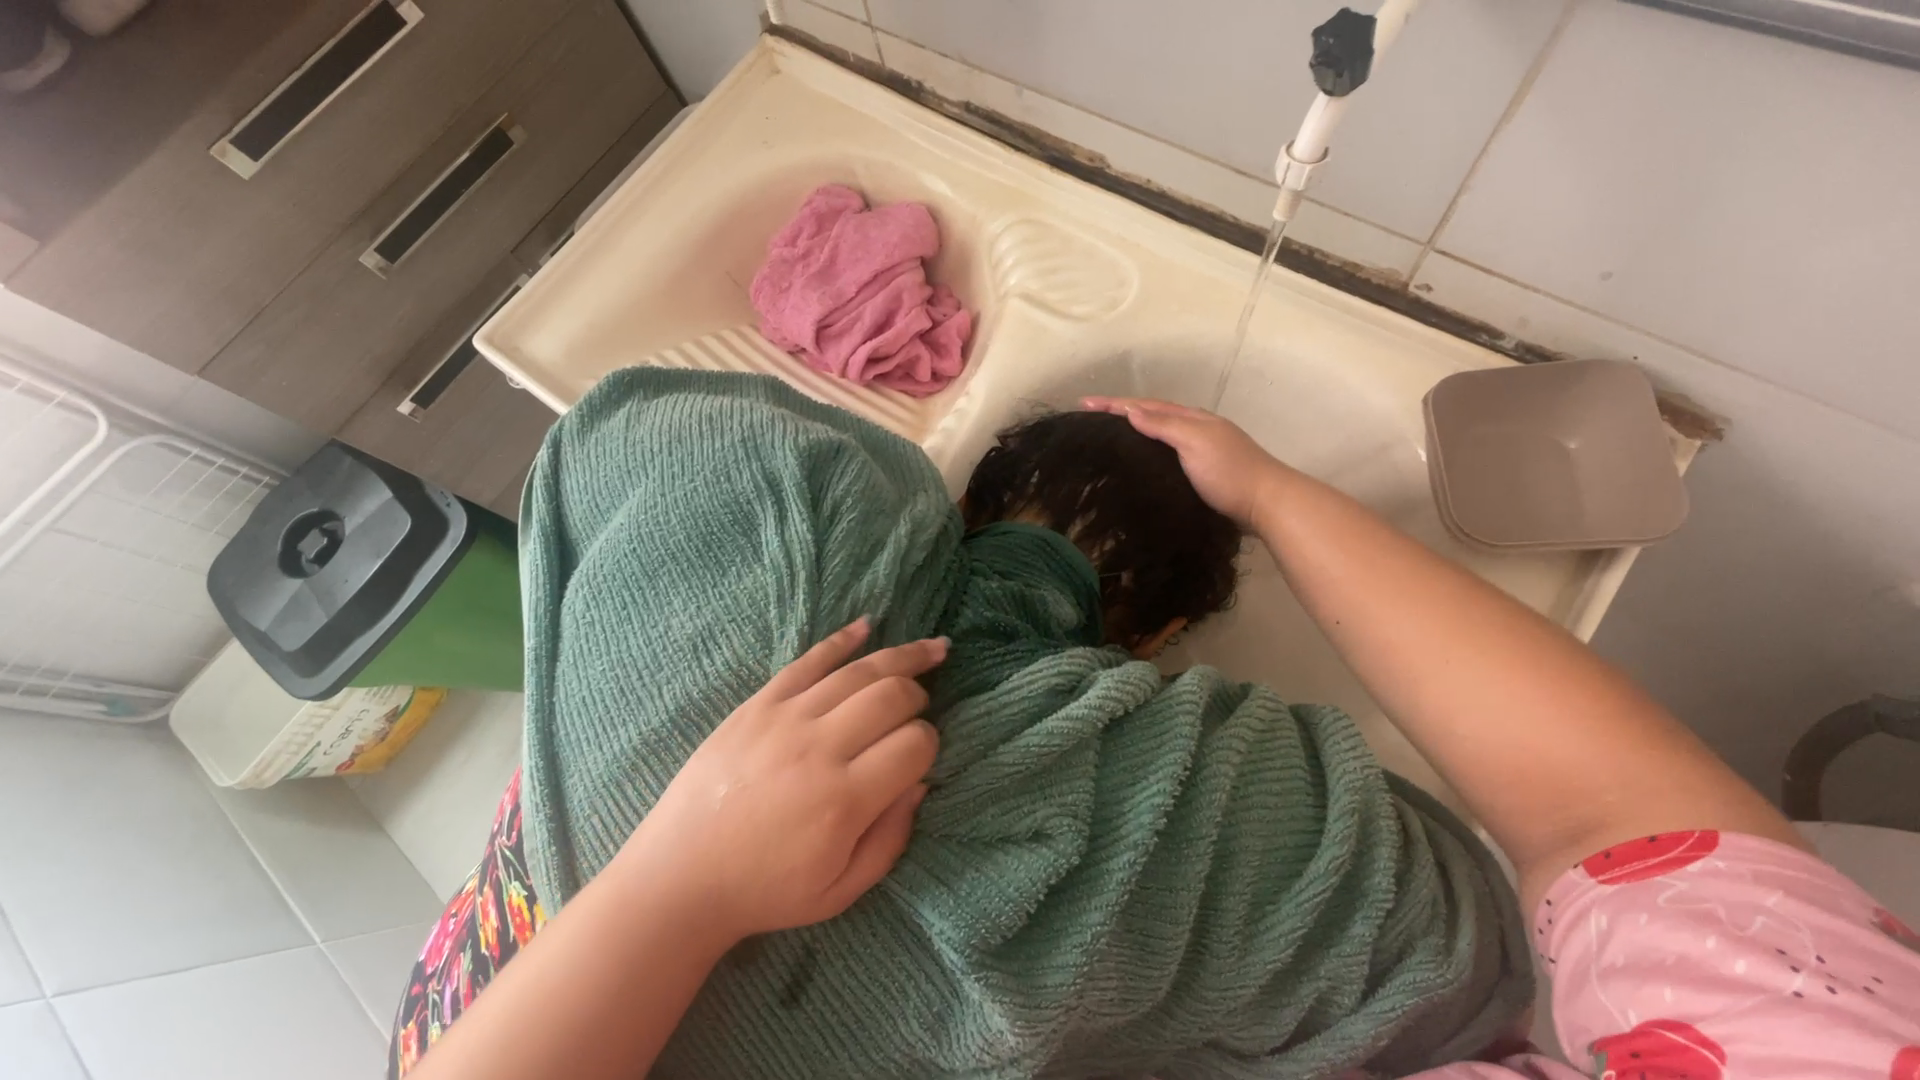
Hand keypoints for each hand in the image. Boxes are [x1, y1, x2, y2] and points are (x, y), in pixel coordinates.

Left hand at [612, 619, 944, 943]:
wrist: (681, 875)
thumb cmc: (765, 890)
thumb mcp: (841, 891)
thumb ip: (891, 839)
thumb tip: (920, 782)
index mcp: (844, 801)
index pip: (914, 745)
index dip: (930, 744)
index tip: (921, 755)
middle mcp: (819, 749)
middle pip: (892, 697)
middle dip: (919, 696)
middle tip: (922, 707)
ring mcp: (785, 719)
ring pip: (858, 672)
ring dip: (902, 657)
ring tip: (932, 649)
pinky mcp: (757, 705)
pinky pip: (808, 661)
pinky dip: (842, 641)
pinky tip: (869, 626)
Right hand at [1081, 397, 1292, 531]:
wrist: (1267, 504)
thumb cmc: (1230, 472)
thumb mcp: (1195, 442)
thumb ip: (1163, 426)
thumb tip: (1130, 411)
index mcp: (1191, 418)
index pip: (1145, 406)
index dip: (1114, 404)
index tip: (1083, 404)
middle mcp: (1194, 430)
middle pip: (1151, 416)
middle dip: (1120, 413)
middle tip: (1089, 418)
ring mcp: (1199, 452)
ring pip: (1158, 436)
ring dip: (1132, 432)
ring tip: (1107, 437)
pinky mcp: (1200, 475)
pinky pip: (1165, 456)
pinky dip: (1146, 453)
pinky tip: (1137, 465)